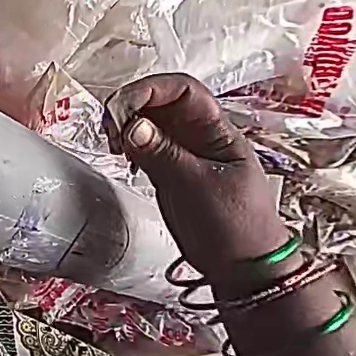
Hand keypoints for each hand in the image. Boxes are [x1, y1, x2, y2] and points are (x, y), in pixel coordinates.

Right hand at [105, 73, 291, 282]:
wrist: (243, 265)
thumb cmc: (236, 224)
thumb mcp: (198, 186)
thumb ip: (163, 154)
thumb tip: (132, 126)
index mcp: (215, 131)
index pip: (182, 90)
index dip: (149, 90)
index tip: (122, 108)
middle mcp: (196, 135)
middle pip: (158, 101)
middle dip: (129, 106)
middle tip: (112, 129)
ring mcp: (180, 152)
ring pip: (146, 121)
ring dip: (123, 124)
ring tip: (114, 143)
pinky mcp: (165, 169)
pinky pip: (140, 143)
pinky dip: (125, 143)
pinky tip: (120, 155)